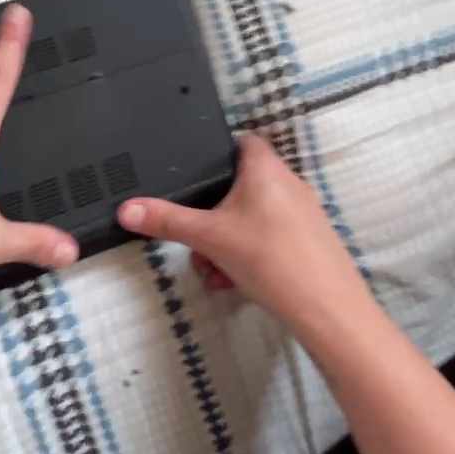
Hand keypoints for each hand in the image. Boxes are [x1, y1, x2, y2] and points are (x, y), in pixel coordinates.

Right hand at [115, 133, 369, 333]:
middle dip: (211, 216)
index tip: (194, 175)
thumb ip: (167, 221)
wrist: (328, 311)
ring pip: (252, 217)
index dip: (215, 153)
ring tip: (212, 272)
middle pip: (239, 186)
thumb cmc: (270, 259)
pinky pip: (269, 236)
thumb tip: (126, 209)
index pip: (240, 141)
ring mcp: (303, 213)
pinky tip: (234, 284)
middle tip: (196, 242)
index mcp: (265, 167)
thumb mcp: (209, 238)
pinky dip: (247, 254)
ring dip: (225, 241)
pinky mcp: (310, 241)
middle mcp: (288, 182)